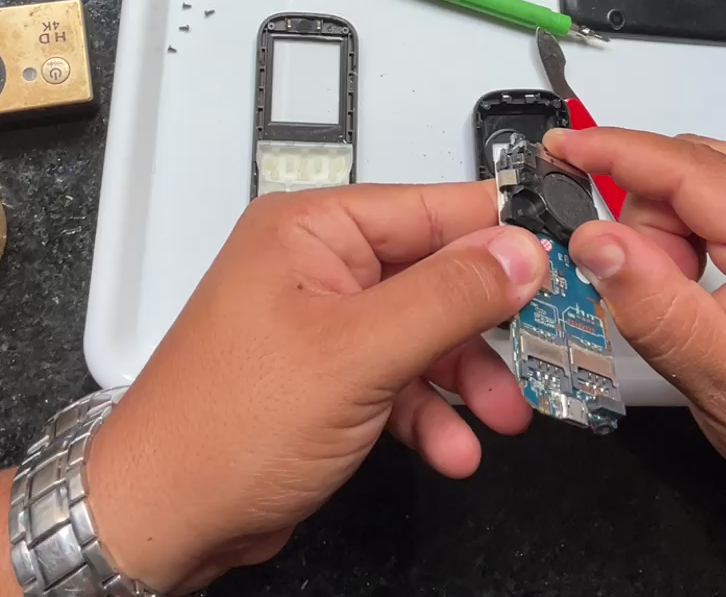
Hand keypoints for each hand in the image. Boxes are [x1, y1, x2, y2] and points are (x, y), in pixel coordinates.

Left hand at [83, 183, 549, 591]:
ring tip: (500, 413)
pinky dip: (428, 408)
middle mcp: (320, 263)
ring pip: (424, 328)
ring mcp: (326, 318)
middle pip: (435, 272)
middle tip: (541, 349)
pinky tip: (449, 446)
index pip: (430, 206)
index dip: (499, 229)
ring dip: (465, 373)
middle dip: (486, 321)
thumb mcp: (356, 353)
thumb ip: (447, 296)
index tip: (562, 252)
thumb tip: (518, 251)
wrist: (164, 518)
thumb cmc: (226, 422)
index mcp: (314, 228)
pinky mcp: (331, 369)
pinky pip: (399, 373)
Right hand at [546, 127, 725, 573]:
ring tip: (687, 294)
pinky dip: (699, 224)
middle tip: (649, 284)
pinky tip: (706, 277)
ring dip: (673, 220)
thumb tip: (594, 239)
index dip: (618, 150)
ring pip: (712, 175)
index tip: (561, 146)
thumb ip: (658, 310)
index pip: (692, 171)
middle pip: (697, 166)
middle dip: (648, 212)